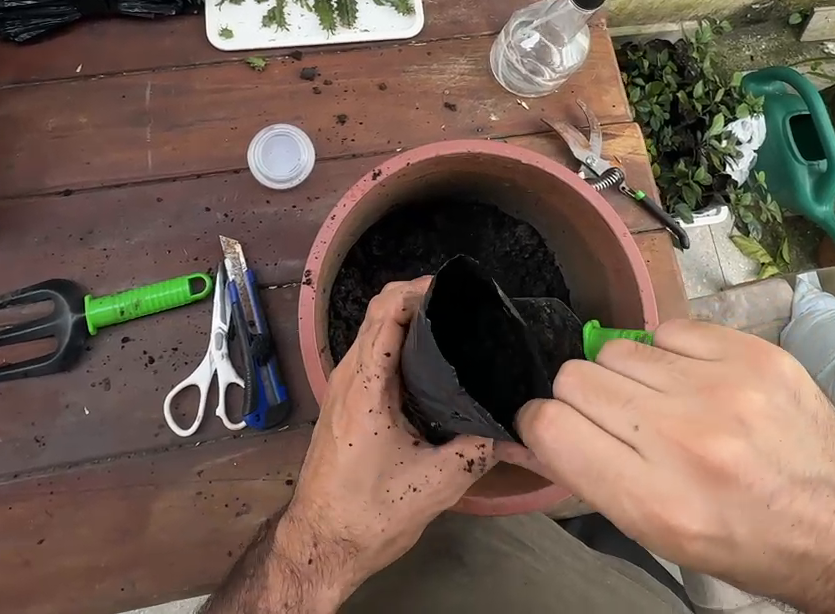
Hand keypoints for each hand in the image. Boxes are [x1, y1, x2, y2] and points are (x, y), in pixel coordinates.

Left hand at [279, 277, 493, 599]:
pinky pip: (372, 352)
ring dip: (406, 317)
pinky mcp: (345, 400)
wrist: (319, 544)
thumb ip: (477, 451)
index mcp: (365, 384)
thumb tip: (515, 428)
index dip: (418, 290)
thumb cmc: (369, 513)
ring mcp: (343, 386)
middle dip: (417, 296)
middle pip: (378, 312)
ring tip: (451, 324)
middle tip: (461, 305)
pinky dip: (398, 339)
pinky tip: (429, 358)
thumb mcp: (434, 484)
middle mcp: (348, 375)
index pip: (386, 312)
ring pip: (373, 330)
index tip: (455, 289)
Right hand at [509, 321, 834, 613]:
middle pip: (573, 377)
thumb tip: (539, 422)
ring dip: (630, 376)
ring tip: (669, 404)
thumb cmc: (748, 543)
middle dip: (586, 401)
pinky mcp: (753, 353)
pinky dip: (672, 354)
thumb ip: (592, 475)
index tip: (561, 431)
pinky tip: (701, 384)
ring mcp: (723, 388)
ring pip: (615, 348)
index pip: (548, 426)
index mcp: (658, 503)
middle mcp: (685, 439)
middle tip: (624, 424)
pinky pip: (666, 329)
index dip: (543, 426)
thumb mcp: (660, 537)